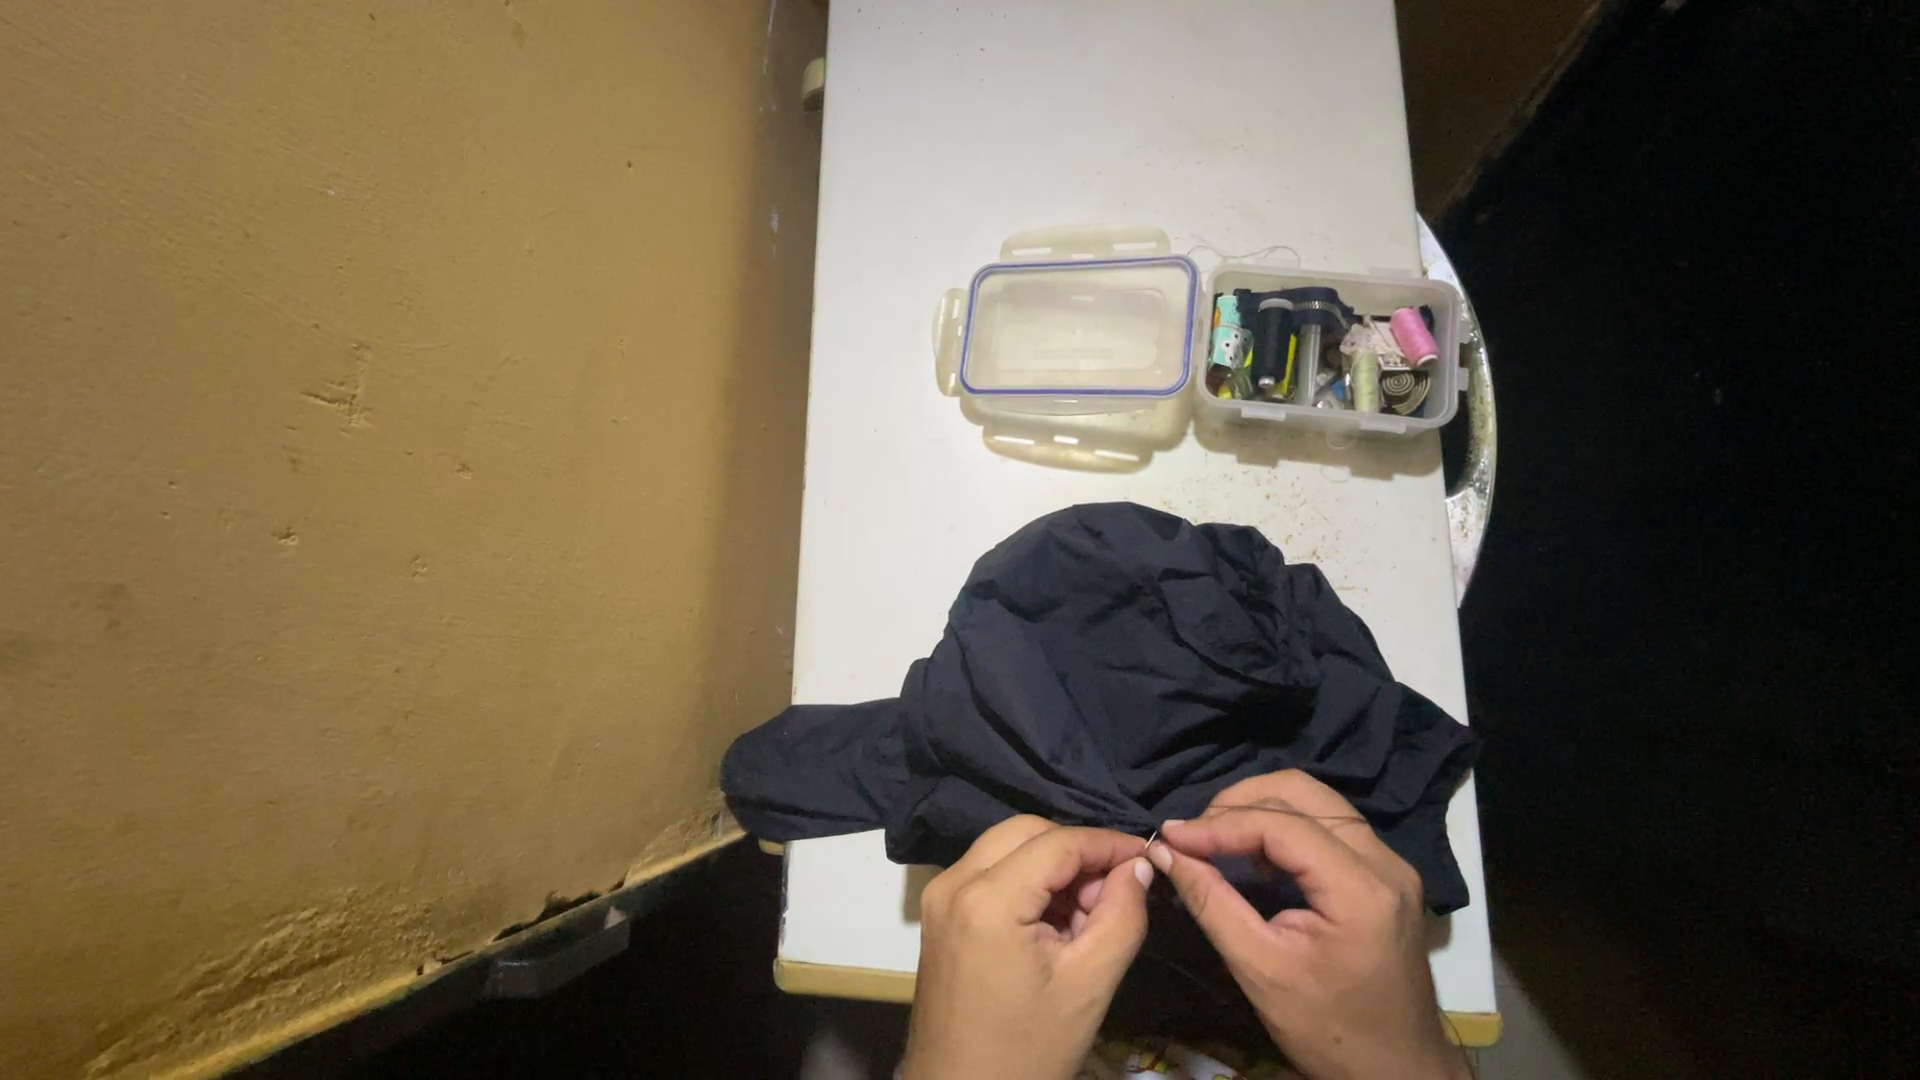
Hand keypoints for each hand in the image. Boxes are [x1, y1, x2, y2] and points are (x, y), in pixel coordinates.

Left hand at [901, 816, 1155, 1079]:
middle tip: (1112, 890)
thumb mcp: (1088, 986)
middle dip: (1076, 850)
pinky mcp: (939, 909)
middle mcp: (955, 880)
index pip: (1057, 842)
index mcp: (988, 898)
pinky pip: (989, 868)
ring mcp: (940, 893)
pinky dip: (1026, 878)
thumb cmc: (1028, 1050)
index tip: (1144, 855)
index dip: (1106, 843)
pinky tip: (1053, 918)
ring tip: (1085, 911)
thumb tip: (1137, 865)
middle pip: (1027, 831)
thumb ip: (1121, 916)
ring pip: (1007, 845)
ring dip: (1051, 863)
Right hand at [1145, 771, 1468, 1079]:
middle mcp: (1383, 861)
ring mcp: (1389, 862)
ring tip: (1218, 837)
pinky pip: (1326, 820)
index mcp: (1361, 889)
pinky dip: (1282, 822)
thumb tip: (1164, 851)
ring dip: (1259, 807)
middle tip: (1197, 834)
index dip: (1219, 825)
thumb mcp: (1259, 969)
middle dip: (1238, 802)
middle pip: (1300, 791)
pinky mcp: (1383, 871)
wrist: (1400, 1076)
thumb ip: (1210, 901)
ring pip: (1314, 798)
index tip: (1171, 837)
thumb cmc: (1329, 1031)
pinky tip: (1254, 851)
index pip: (1280, 825)